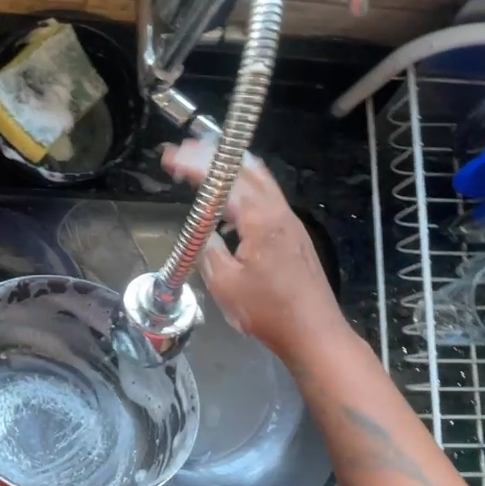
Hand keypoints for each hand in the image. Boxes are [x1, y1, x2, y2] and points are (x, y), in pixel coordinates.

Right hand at [161, 139, 345, 363]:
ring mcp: (290, 222)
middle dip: (214, 156)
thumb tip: (203, 235)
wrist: (313, 332)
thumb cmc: (267, 311)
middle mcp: (279, 212)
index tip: (171, 159)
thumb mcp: (224, 284)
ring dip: (231, 170)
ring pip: (260, 181)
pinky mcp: (293, 235)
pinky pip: (266, 198)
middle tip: (184, 153)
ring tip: (204, 169)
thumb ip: (208, 251)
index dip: (195, 165)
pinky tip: (229, 204)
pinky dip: (244, 188)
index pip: (224, 179)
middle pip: (247, 168)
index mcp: (261, 220)